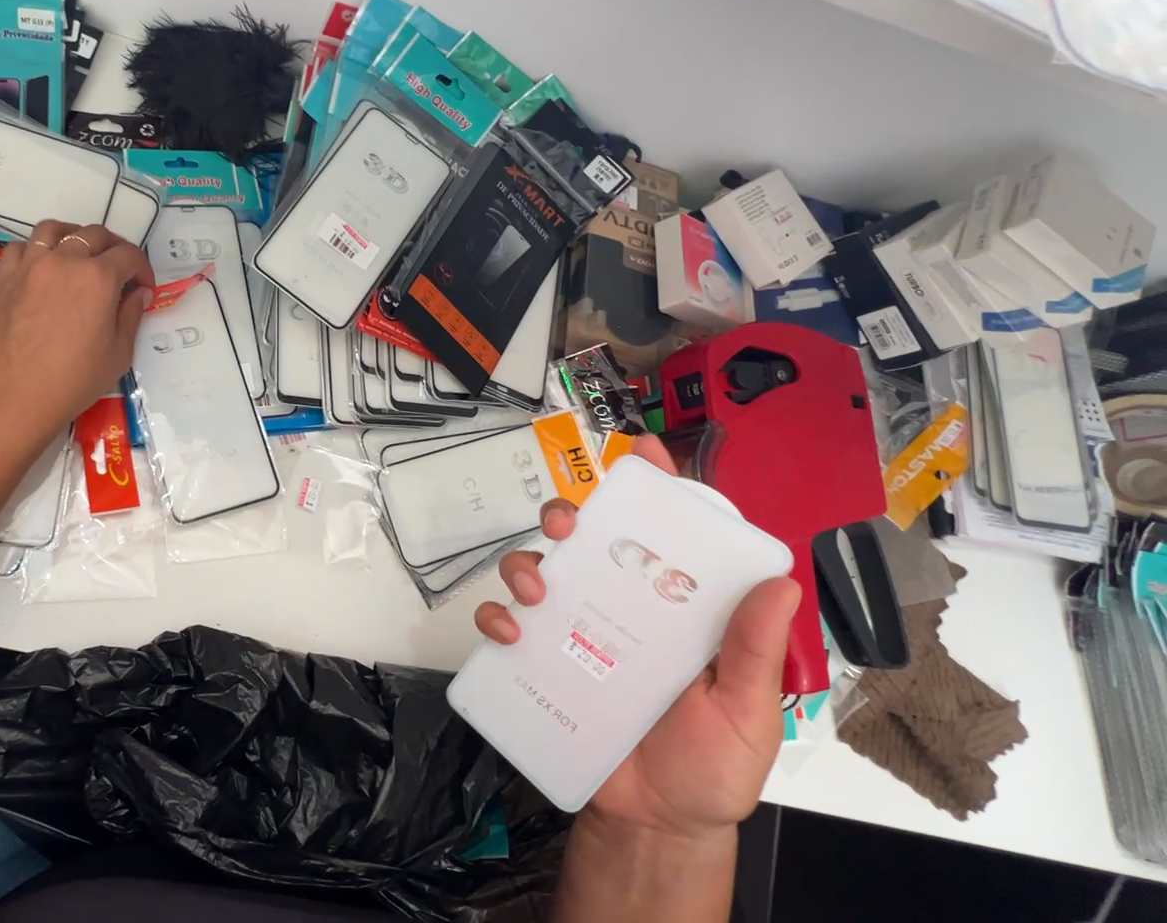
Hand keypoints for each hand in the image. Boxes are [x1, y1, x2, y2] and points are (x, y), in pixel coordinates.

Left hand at [0, 220, 153, 444]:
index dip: (142, 269)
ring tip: (81, 255)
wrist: (16, 396)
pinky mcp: (7, 278)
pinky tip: (44, 267)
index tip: (144, 288)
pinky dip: (36, 249)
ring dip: (74, 236)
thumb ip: (131, 315)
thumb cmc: (74, 381)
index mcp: (98, 277)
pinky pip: (22, 247)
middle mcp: (65, 260)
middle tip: (120, 271)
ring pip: (54, 229)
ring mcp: (31, 266)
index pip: (129, 255)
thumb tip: (137, 293)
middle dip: (115, 248)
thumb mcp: (118, 353)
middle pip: (94, 235)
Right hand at [474, 434, 801, 842]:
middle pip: (588, 540)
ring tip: (535, 591)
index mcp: (677, 610)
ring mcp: (576, 632)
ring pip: (538, 570)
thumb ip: (756, 653)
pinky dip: (497, 618)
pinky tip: (511, 634)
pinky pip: (505, 624)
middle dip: (569, 516)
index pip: (669, 537)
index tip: (642, 453)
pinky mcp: (539, 662)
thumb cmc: (709, 768)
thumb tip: (779, 581)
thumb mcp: (747, 712)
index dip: (656, 489)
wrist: (654, 825)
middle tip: (565, 525)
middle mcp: (622, 608)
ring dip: (527, 564)